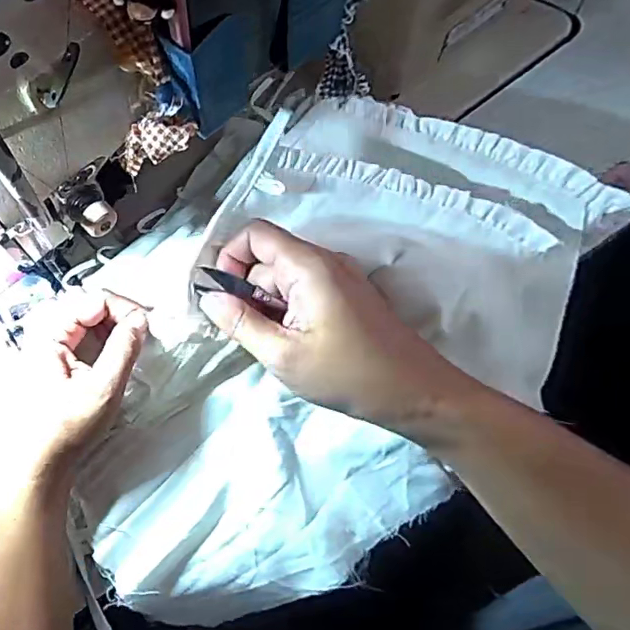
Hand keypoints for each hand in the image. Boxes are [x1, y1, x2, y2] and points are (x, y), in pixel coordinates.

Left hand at [11, 289, 148, 486]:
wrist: (40, 460)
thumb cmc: (66, 428)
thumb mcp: (103, 388)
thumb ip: (123, 349)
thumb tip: (140, 321)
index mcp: (48, 335)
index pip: (90, 299)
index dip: (122, 307)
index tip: (145, 325)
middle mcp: (42, 333)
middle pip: (85, 304)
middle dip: (117, 312)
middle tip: (142, 331)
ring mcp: (45, 346)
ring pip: (83, 319)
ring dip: (111, 324)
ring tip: (132, 341)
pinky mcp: (52, 360)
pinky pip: (79, 335)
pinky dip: (101, 337)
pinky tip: (116, 352)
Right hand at [196, 220, 484, 431]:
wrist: (421, 397)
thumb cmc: (350, 375)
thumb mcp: (282, 355)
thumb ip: (239, 322)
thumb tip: (208, 297)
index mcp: (309, 267)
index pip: (254, 233)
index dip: (229, 256)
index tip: (223, 295)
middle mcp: (324, 262)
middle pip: (264, 258)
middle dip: (244, 289)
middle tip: (247, 330)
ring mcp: (337, 277)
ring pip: (279, 276)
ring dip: (264, 303)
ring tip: (273, 342)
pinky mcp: (344, 295)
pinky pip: (298, 288)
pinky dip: (283, 308)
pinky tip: (291, 340)